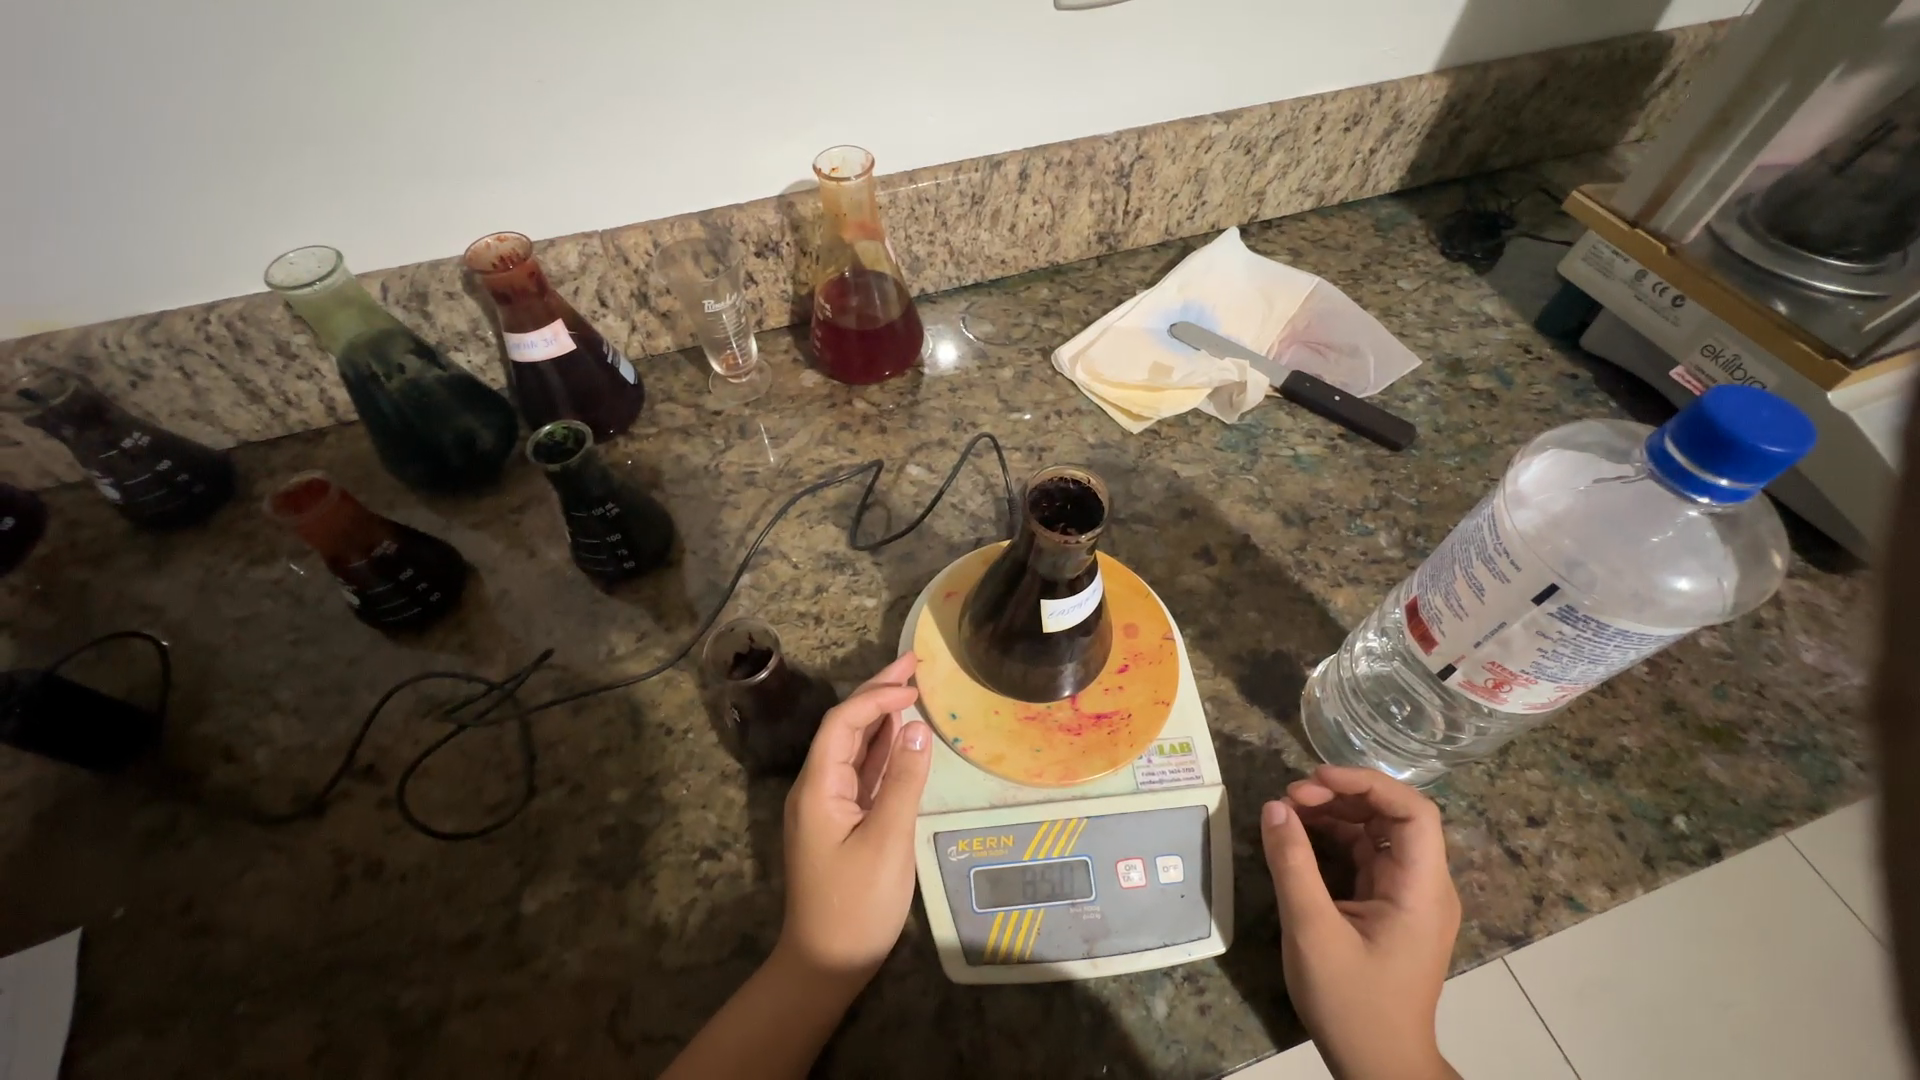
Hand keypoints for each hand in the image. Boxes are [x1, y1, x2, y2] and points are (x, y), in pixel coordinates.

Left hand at [777, 652, 932, 981]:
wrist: (826, 963)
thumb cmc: (856, 905)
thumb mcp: (887, 841)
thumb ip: (903, 782)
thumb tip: (917, 729)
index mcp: (819, 787)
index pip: (843, 723)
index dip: (876, 697)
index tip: (914, 685)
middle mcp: (818, 787)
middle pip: (846, 727)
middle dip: (878, 692)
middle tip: (914, 663)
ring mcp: (829, 804)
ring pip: (855, 747)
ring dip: (882, 717)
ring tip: (912, 687)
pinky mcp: (843, 820)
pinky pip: (862, 773)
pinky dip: (884, 749)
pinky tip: (902, 736)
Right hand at [1261, 765, 1461, 1079]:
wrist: (1378, 1064)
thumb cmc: (1351, 1001)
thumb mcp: (1312, 930)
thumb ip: (1292, 864)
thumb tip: (1274, 807)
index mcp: (1421, 889)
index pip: (1414, 812)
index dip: (1366, 783)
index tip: (1315, 779)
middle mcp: (1424, 885)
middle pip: (1393, 815)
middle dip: (1342, 794)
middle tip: (1290, 797)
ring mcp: (1408, 896)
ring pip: (1377, 831)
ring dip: (1334, 813)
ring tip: (1287, 810)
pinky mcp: (1389, 906)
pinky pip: (1365, 854)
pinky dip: (1332, 838)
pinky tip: (1298, 836)